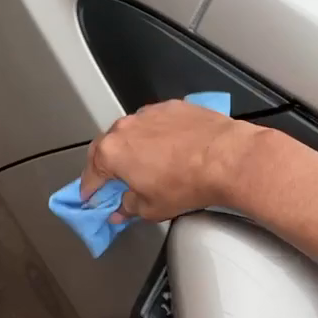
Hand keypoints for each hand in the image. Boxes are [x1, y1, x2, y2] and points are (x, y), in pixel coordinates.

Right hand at [79, 99, 267, 223]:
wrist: (227, 158)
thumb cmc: (186, 183)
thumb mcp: (150, 208)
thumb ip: (128, 208)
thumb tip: (121, 210)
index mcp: (111, 152)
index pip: (91, 175)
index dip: (90, 190)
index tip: (91, 198)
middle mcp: (125, 127)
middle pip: (107, 148)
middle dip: (108, 165)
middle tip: (115, 182)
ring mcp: (150, 113)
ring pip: (132, 132)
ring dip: (133, 148)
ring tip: (146, 165)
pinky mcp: (173, 107)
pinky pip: (156, 123)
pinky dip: (156, 136)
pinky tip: (169, 150)